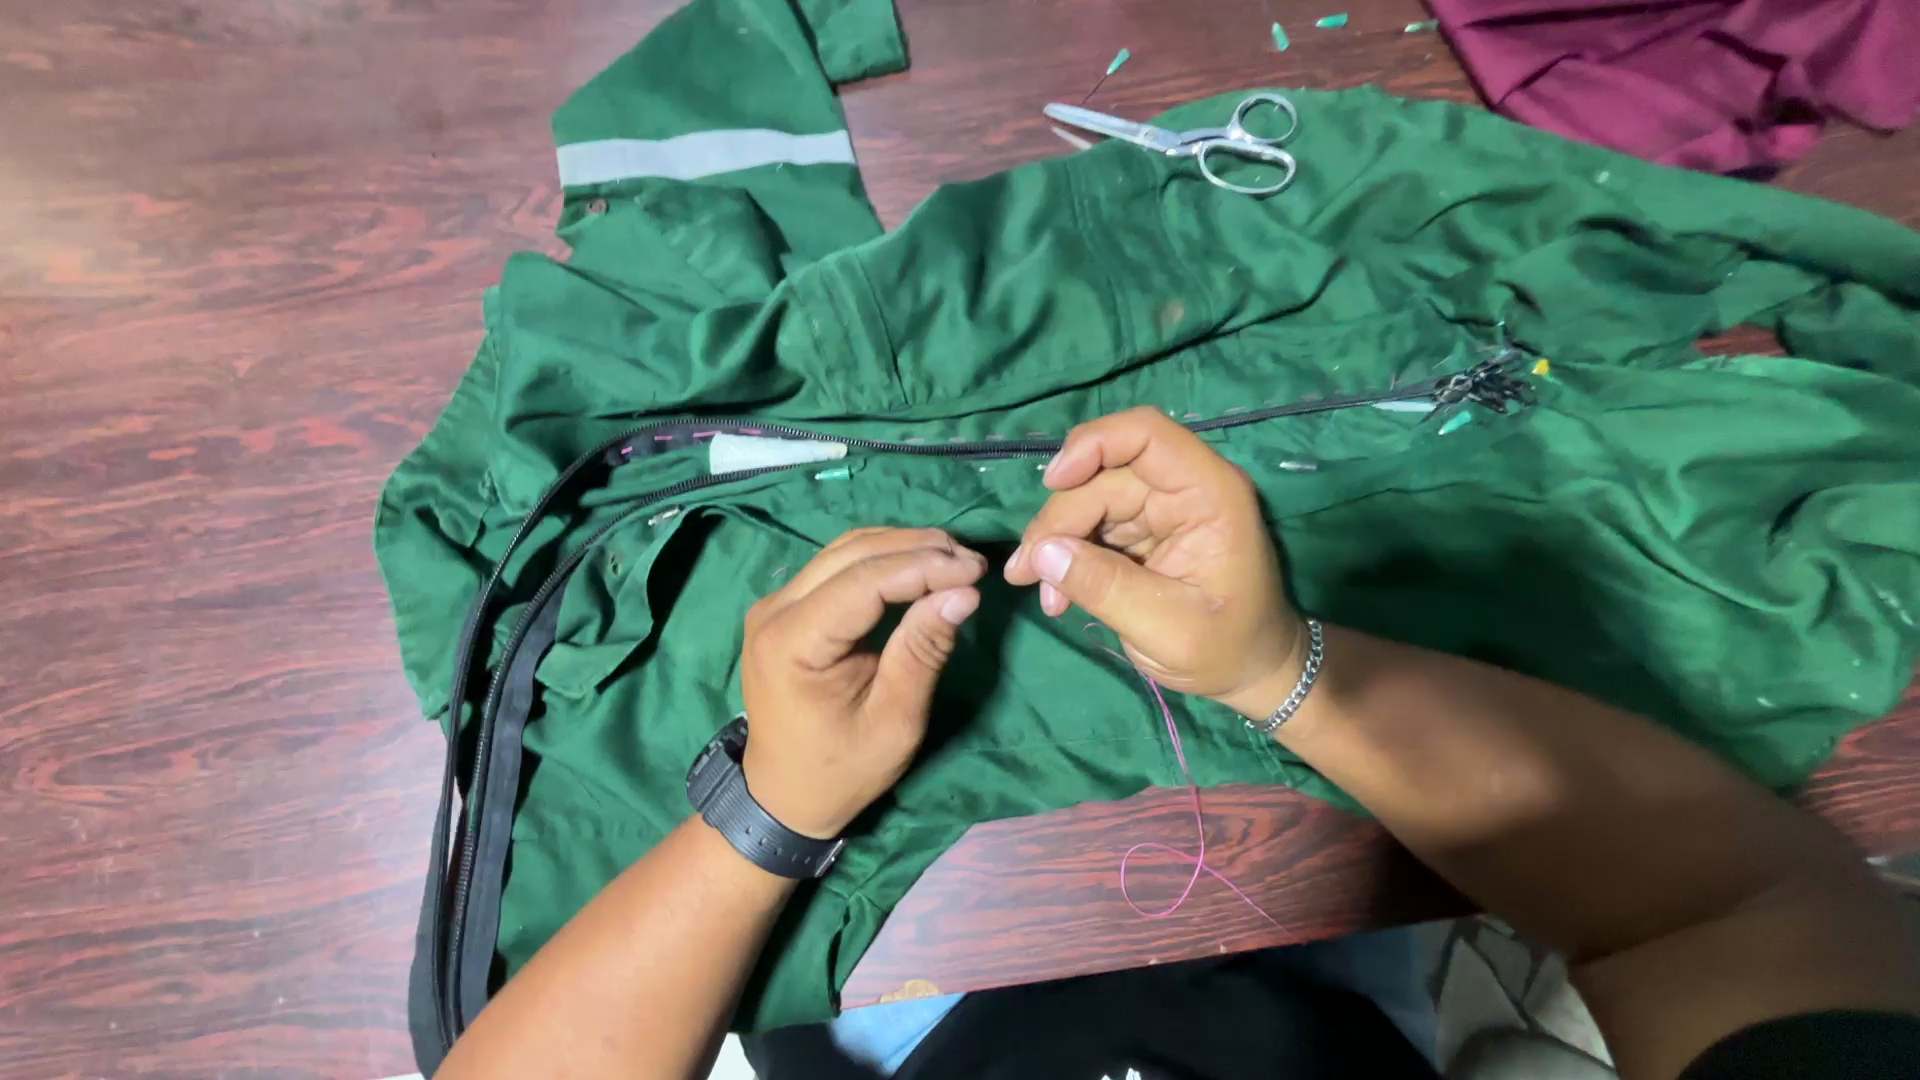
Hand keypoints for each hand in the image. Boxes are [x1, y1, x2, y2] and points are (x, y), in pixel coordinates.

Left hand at [739, 527, 986, 838]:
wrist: (783, 794)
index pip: (864, 581)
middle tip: (973, 562)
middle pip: (854, 553)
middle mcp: (775, 610)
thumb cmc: (841, 770)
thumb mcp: (894, 721)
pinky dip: (884, 560)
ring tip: (956, 560)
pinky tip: (921, 567)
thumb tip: (964, 592)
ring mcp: (776, 603)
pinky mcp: (787, 606)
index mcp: (792, 642)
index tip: (976, 570)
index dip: (924, 567)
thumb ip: (923, 651)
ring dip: (904, 547)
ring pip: (846, 549)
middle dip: (919, 548)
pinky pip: (838, 565)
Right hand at [1004, 407, 1306, 719]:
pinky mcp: (1139, 531)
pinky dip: (1065, 556)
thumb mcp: (1166, 629)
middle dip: (1058, 521)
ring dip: (1054, 542)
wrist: (1251, 671)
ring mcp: (1158, 509)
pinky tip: (1054, 593)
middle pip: (1101, 477)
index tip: (1052, 484)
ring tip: (1038, 591)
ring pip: (1087, 501)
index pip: (1146, 435)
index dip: (1093, 445)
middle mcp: (1181, 490)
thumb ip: (1105, 587)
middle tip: (1027, 573)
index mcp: (1208, 494)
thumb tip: (1042, 553)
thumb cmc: (1226, 649)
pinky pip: (1089, 527)